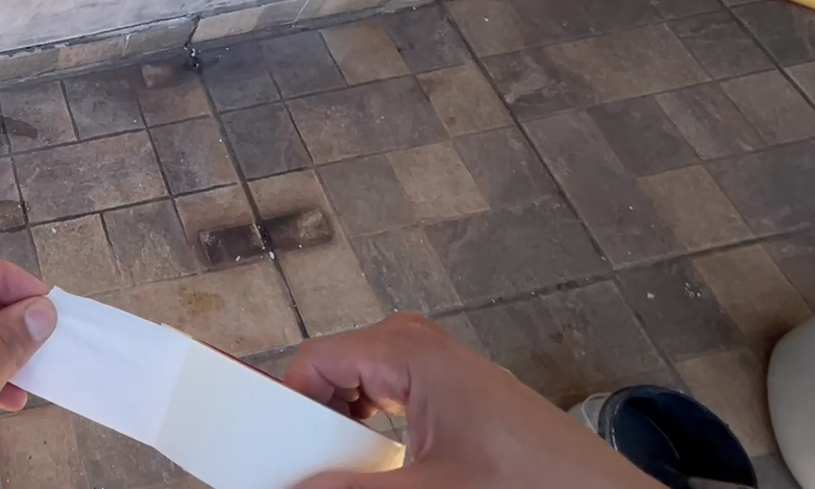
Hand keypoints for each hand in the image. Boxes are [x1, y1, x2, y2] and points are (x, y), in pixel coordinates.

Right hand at [286, 314, 656, 488]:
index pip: (316, 360)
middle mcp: (413, 340)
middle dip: (321, 418)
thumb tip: (293, 488)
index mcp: (406, 349)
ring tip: (354, 469)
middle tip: (319, 467)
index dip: (291, 403)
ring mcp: (434, 359)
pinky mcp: (450, 382)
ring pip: (358, 381)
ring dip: (347, 424)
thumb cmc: (533, 487)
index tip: (281, 451)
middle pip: (335, 368)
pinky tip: (385, 461)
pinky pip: (387, 391)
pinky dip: (374, 424)